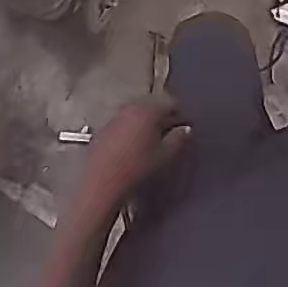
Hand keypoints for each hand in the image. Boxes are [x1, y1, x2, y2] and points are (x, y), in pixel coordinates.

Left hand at [68, 96, 190, 230]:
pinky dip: (130, 131)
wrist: (101, 184)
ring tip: (152, 143)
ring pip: (136, 114)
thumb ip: (178, 139)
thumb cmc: (137, 168)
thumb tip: (186, 129)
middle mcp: (130, 107)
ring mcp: (114, 118)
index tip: (185, 128)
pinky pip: (122, 124)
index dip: (180, 114)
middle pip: (152, 105)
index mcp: (148, 109)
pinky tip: (132, 149)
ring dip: (145, 124)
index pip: (171, 102)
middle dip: (162, 117)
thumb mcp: (164, 156)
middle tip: (170, 135)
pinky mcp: (102, 130)